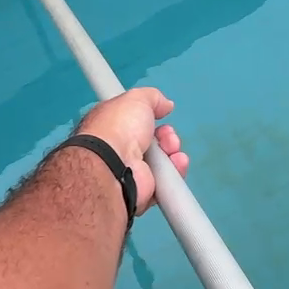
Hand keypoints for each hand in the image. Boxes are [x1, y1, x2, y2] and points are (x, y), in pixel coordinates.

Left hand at [72, 87, 187, 214]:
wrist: (114, 165)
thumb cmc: (119, 127)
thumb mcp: (136, 99)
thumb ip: (152, 97)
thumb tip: (166, 104)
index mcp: (112, 127)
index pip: (135, 123)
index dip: (150, 119)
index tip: (160, 115)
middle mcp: (119, 150)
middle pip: (151, 142)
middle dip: (166, 136)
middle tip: (167, 135)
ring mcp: (130, 172)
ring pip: (161, 162)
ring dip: (172, 153)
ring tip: (171, 150)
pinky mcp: (143, 191)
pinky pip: (165, 182)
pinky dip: (174, 172)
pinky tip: (176, 164)